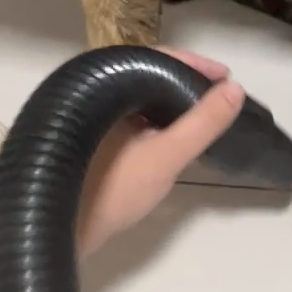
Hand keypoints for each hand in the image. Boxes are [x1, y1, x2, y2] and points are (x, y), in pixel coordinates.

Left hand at [74, 48, 244, 255]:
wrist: (56, 233)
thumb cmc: (110, 192)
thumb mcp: (166, 157)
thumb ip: (203, 123)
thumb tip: (234, 89)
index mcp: (106, 84)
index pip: (158, 57)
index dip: (194, 63)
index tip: (226, 77)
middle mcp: (90, 89)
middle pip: (146, 72)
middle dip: (184, 79)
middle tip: (218, 93)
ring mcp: (82, 113)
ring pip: (135, 93)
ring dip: (168, 99)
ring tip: (200, 110)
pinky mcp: (82, 135)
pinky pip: (124, 111)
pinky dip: (150, 115)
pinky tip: (167, 131)